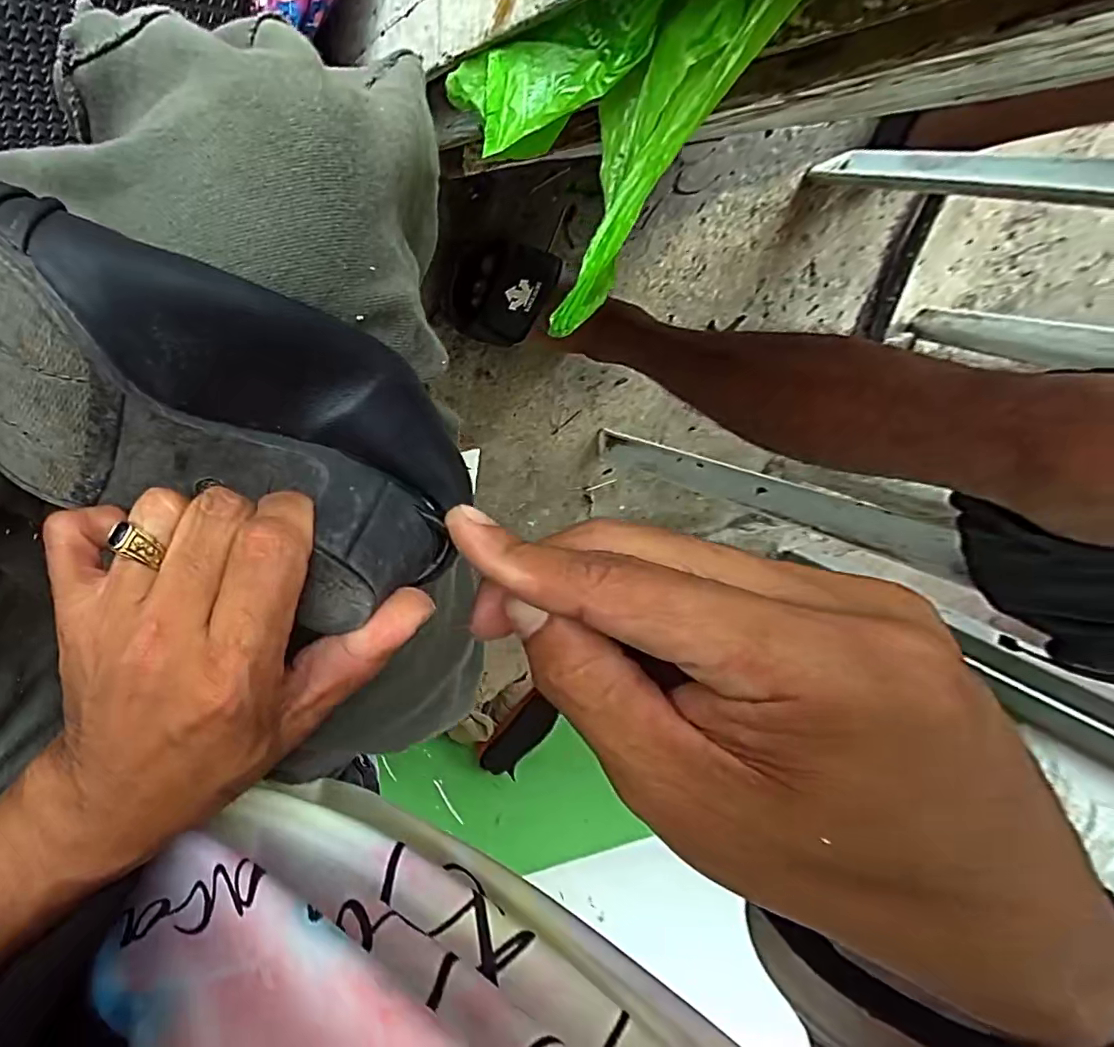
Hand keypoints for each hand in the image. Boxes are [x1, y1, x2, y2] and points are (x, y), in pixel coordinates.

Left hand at [31, 487, 435, 871]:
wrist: (114, 792)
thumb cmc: (213, 760)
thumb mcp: (293, 720)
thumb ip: (356, 657)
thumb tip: (416, 601)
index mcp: (234, 663)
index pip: (269, 542)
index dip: (289, 515)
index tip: (289, 529)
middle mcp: (170, 630)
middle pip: (216, 511)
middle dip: (243, 513)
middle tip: (243, 546)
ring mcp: (111, 614)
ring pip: (157, 507)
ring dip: (184, 515)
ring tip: (192, 551)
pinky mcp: (69, 606)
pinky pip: (76, 525)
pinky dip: (103, 522)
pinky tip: (128, 550)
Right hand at [448, 508, 1113, 1045]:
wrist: (974, 907)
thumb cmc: (815, 864)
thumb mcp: (671, 788)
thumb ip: (588, 683)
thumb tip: (525, 601)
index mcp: (815, 662)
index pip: (631, 586)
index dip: (532, 559)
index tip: (462, 530)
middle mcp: (842, 602)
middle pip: (647, 550)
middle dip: (551, 572)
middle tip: (492, 621)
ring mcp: (850, 592)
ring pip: (668, 555)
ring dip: (593, 588)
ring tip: (565, 646)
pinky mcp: (840, 598)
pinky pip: (702, 573)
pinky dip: (640, 599)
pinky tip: (632, 647)